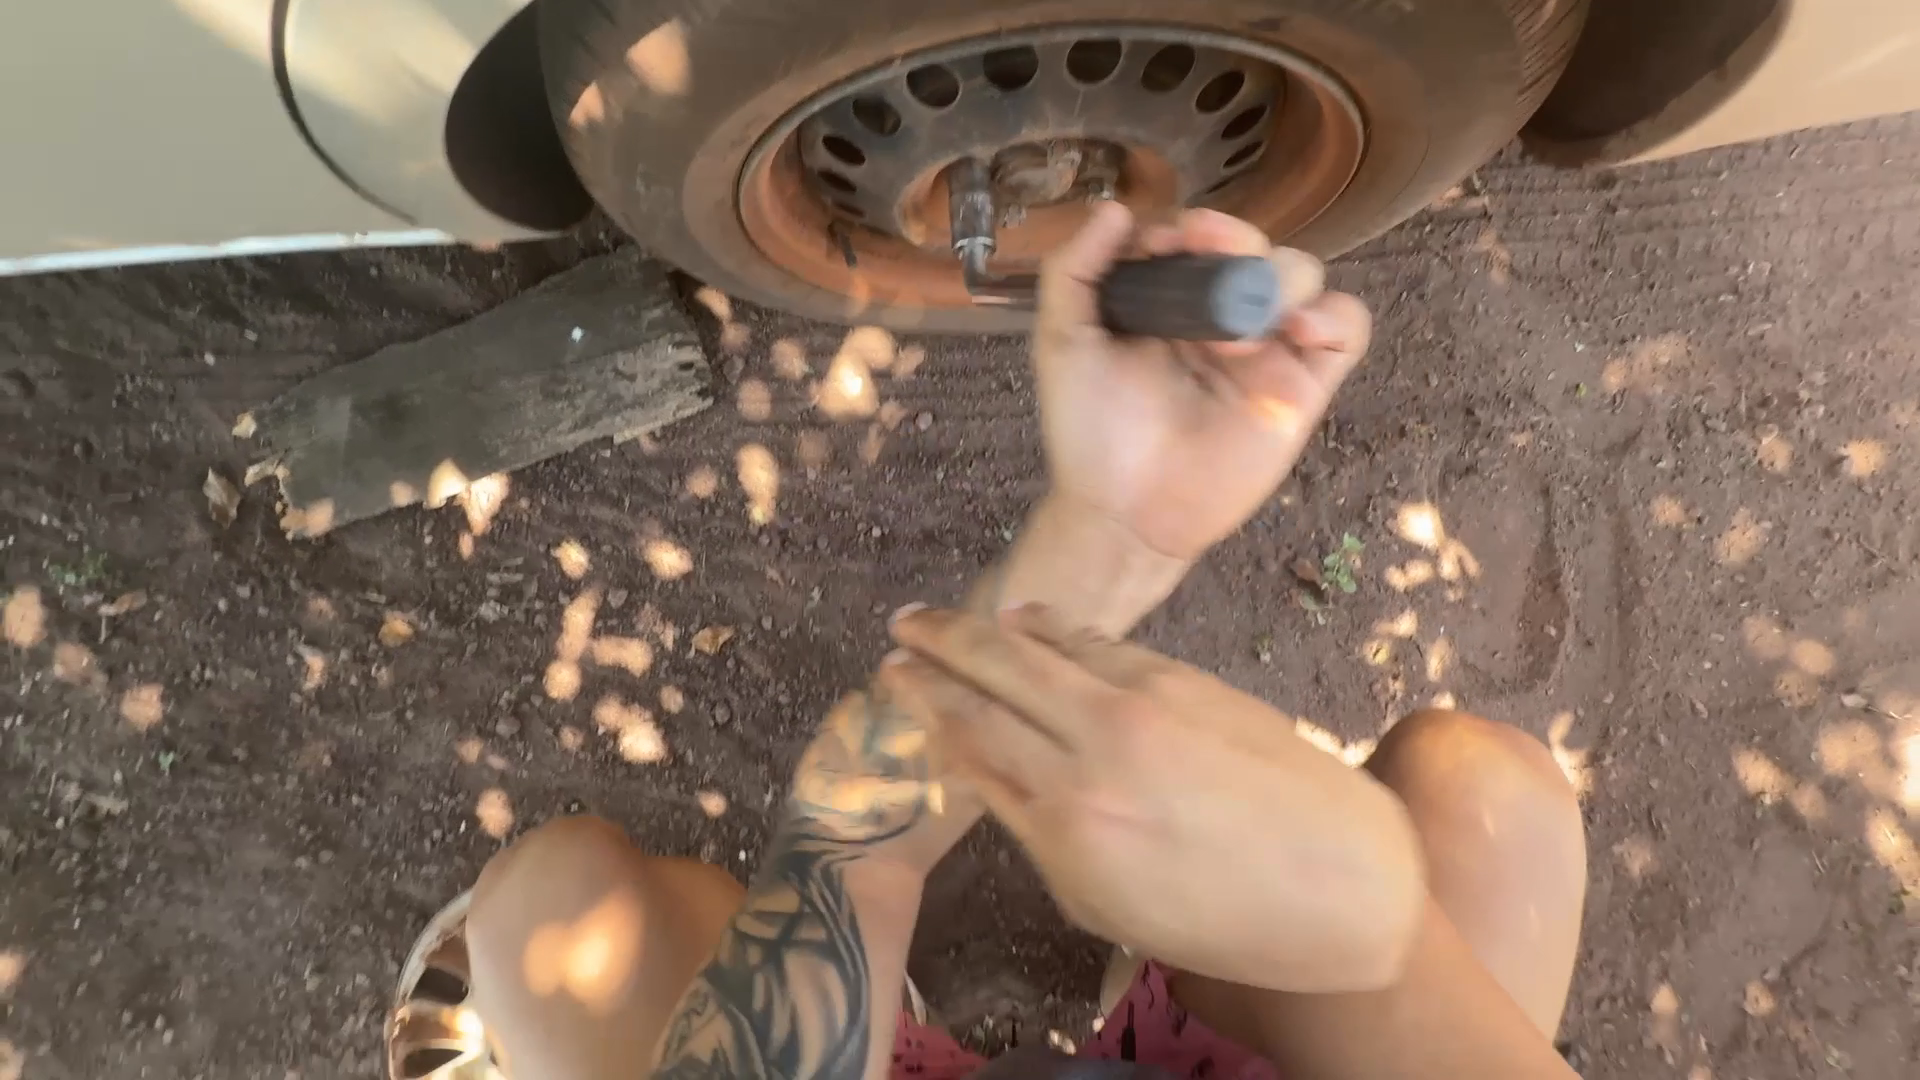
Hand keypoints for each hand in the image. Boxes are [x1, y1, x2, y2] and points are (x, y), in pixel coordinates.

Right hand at [881, 604, 1424, 992]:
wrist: (1343, 879)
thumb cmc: (1218, 918)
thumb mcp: (1104, 899)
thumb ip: (1036, 826)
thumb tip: (988, 762)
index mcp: (1066, 827)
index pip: (970, 742)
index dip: (924, 704)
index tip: (893, 680)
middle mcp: (1089, 753)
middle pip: (986, 680)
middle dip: (931, 649)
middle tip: (897, 631)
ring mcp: (1134, 703)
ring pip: (1030, 647)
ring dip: (974, 628)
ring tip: (934, 617)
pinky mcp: (1174, 675)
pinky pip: (1087, 640)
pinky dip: (1041, 624)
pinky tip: (1017, 616)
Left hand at [1034, 204, 1370, 561]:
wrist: (1125, 511)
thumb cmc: (1090, 432)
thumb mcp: (1063, 345)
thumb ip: (1073, 274)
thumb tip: (1115, 207)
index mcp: (1164, 306)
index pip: (1193, 239)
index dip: (1187, 228)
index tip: (1170, 239)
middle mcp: (1215, 321)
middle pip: (1251, 248)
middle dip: (1235, 238)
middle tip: (1208, 249)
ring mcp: (1262, 352)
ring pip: (1299, 275)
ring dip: (1274, 281)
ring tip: (1234, 329)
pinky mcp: (1300, 387)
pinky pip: (1345, 327)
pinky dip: (1333, 315)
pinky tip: (1297, 330)